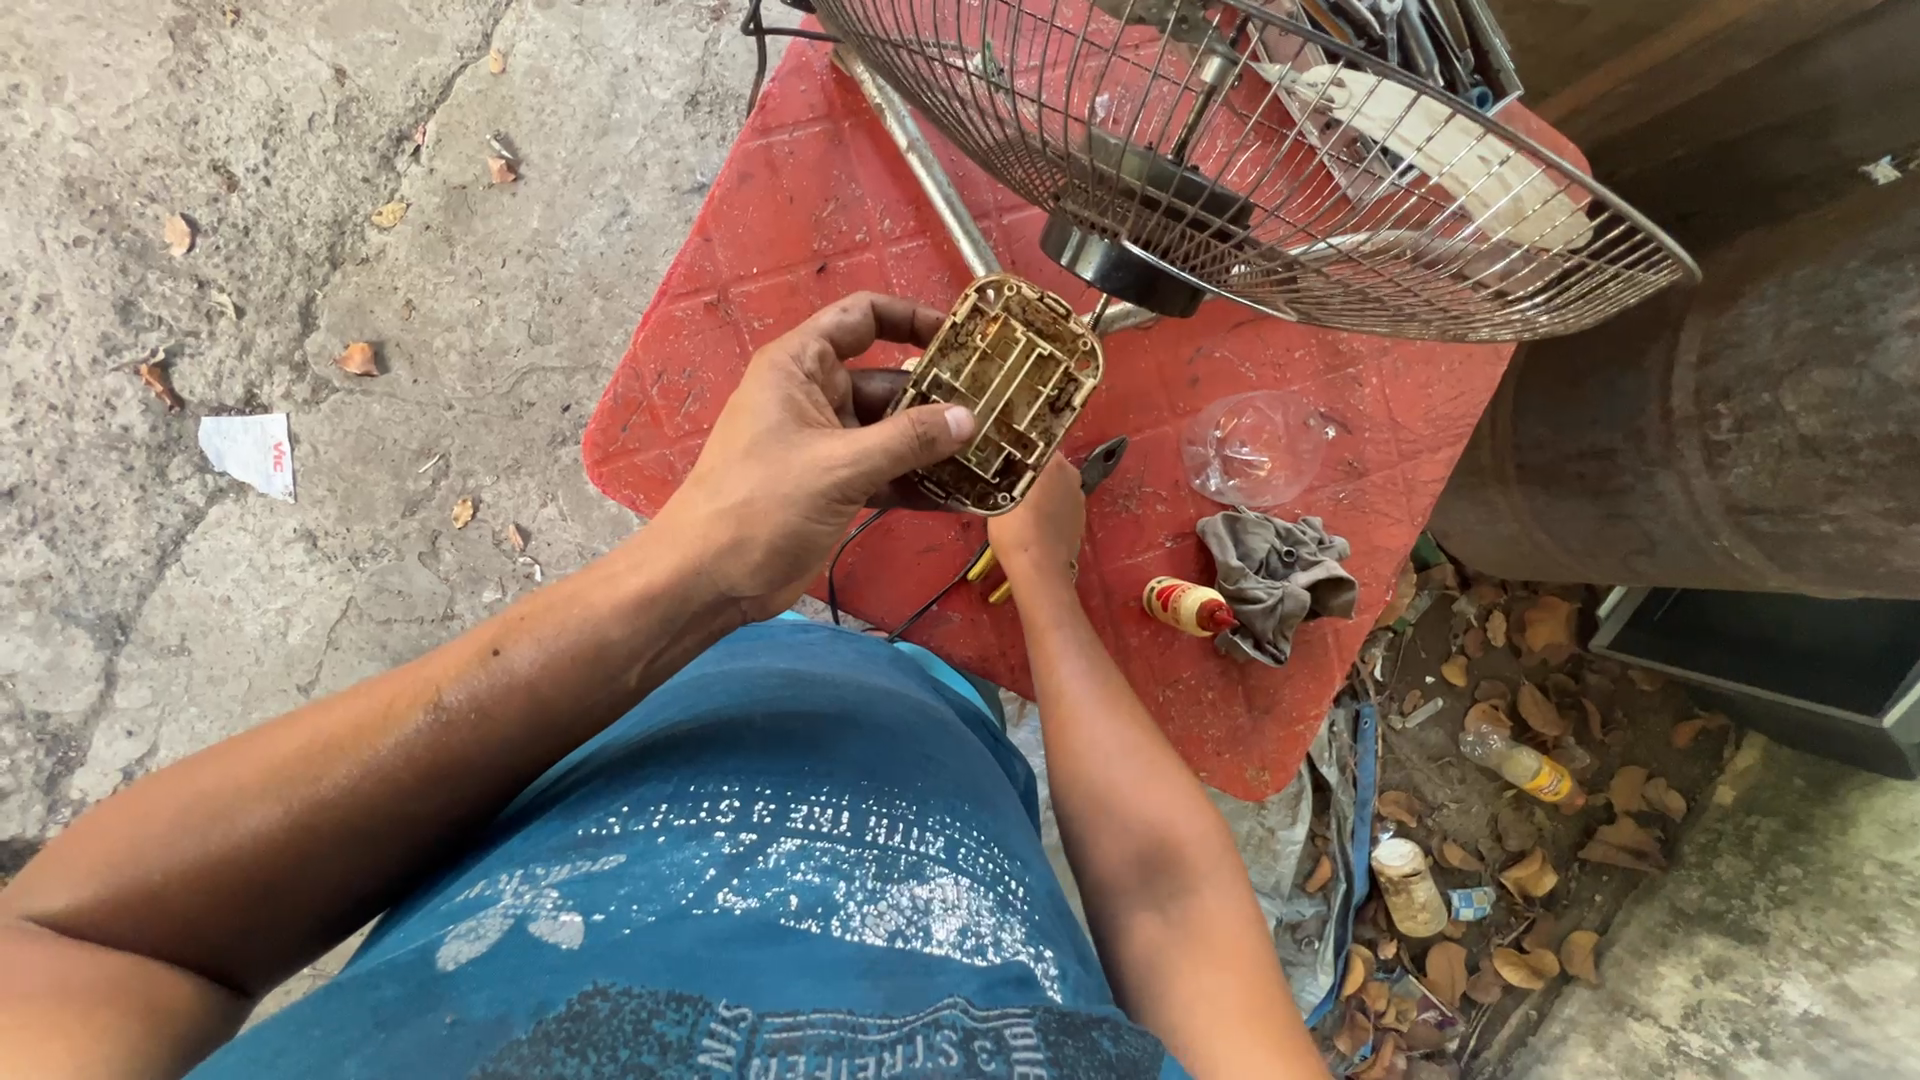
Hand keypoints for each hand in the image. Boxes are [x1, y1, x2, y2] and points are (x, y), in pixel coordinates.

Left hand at [650, 293, 976, 622]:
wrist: (710, 577)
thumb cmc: (763, 504)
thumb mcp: (840, 465)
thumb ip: (908, 440)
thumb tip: (969, 419)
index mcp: (801, 366)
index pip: (861, 317)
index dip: (911, 318)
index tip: (962, 337)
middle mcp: (814, 396)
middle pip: (888, 381)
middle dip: (938, 397)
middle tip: (996, 410)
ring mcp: (826, 444)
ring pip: (891, 432)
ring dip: (934, 445)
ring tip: (990, 454)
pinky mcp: (834, 486)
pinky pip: (885, 472)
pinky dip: (917, 482)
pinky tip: (961, 496)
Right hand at [987, 454, 1084, 586]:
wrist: (1040, 567)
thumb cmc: (1015, 529)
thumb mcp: (998, 497)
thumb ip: (1005, 478)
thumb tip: (1003, 471)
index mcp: (1053, 462)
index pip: (1035, 444)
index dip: (1019, 450)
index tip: (1004, 458)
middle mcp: (1071, 474)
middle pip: (1048, 464)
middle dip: (1031, 470)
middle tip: (1008, 480)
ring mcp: (1079, 497)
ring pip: (1057, 484)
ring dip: (1043, 489)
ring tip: (1021, 502)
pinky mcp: (1081, 517)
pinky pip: (1062, 503)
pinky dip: (1051, 506)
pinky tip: (1035, 519)